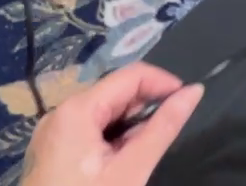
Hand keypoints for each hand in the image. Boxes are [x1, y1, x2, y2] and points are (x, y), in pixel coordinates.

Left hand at [20, 63, 203, 185]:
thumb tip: (195, 90)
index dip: (164, 84)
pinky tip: (117, 165)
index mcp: (76, 109)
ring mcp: (51, 133)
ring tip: (137, 157)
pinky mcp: (50, 152)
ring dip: (129, 127)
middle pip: (116, 93)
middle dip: (144, 110)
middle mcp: (60, 113)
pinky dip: (111, 140)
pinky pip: (89, 130)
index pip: (132, 75)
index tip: (186, 102)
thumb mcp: (130, 171)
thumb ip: (164, 126)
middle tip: (162, 138)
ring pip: (104, 113)